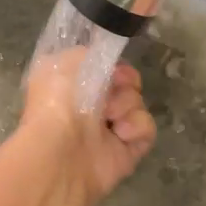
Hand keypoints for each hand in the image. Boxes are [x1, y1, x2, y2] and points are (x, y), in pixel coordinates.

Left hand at [21, 48, 155, 203]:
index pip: (106, 68)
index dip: (114, 65)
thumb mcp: (65, 61)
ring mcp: (111, 130)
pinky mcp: (129, 151)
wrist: (60, 149)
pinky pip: (146, 128)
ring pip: (137, 102)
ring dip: (126, 104)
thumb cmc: (59, 100)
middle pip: (127, 83)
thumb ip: (90, 54)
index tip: (113, 67)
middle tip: (113, 89)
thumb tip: (107, 65)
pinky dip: (136, 127)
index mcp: (73, 84)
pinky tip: (119, 133)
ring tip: (109, 116)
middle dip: (125, 81)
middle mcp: (92, 106)